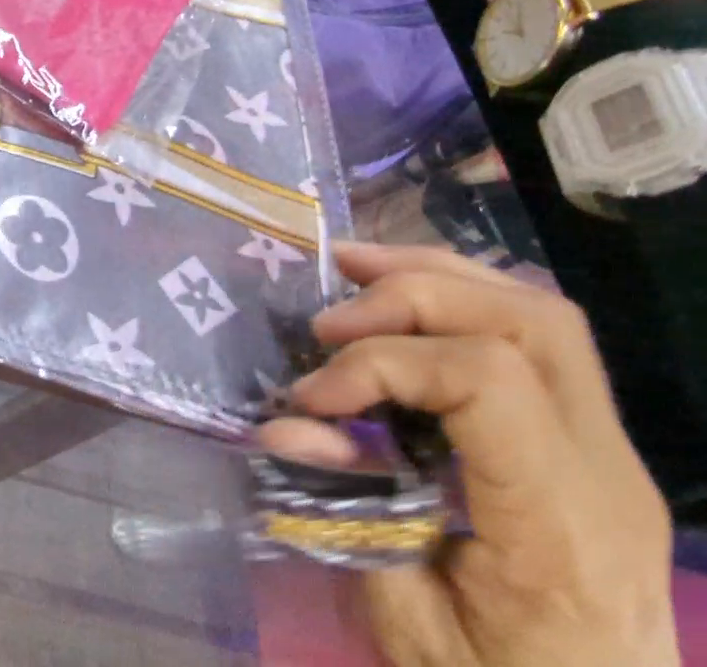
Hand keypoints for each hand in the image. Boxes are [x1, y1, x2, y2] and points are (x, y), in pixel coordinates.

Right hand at [258, 243, 677, 666]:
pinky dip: (460, 300)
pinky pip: (538, 340)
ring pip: (545, 315)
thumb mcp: (405, 620)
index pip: (487, 381)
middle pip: (530, 324)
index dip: (382, 365)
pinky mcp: (587, 442)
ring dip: (436, 277)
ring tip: (349, 269)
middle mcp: (605, 468)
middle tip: (324, 321)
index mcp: (562, 520)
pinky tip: (397, 301)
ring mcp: (609, 449)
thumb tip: (281, 428)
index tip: (311, 401)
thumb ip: (346, 514)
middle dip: (411, 296)